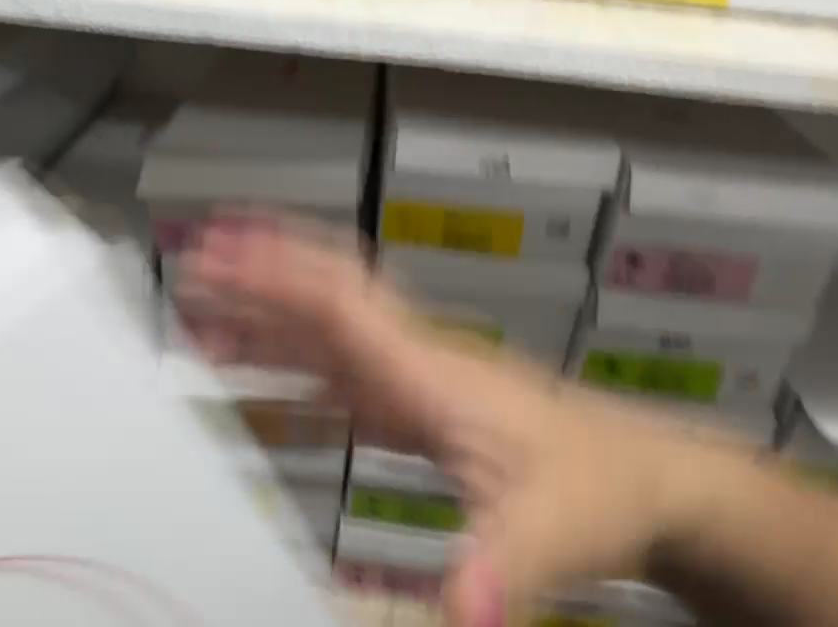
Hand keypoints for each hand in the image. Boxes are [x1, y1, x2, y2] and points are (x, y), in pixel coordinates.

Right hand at [177, 212, 757, 626]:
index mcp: (430, 372)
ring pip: (324, 336)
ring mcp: (414, 380)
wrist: (645, 476)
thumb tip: (458, 614)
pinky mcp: (418, 406)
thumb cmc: (598, 490)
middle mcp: (413, 361)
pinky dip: (293, 369)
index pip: (341, 303)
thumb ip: (498, 568)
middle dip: (257, 281)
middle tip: (192, 270)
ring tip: (203, 324)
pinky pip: (339, 376)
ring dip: (266, 322)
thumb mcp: (549, 534)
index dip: (279, 273)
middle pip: (321, 305)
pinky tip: (264, 385)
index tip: (223, 247)